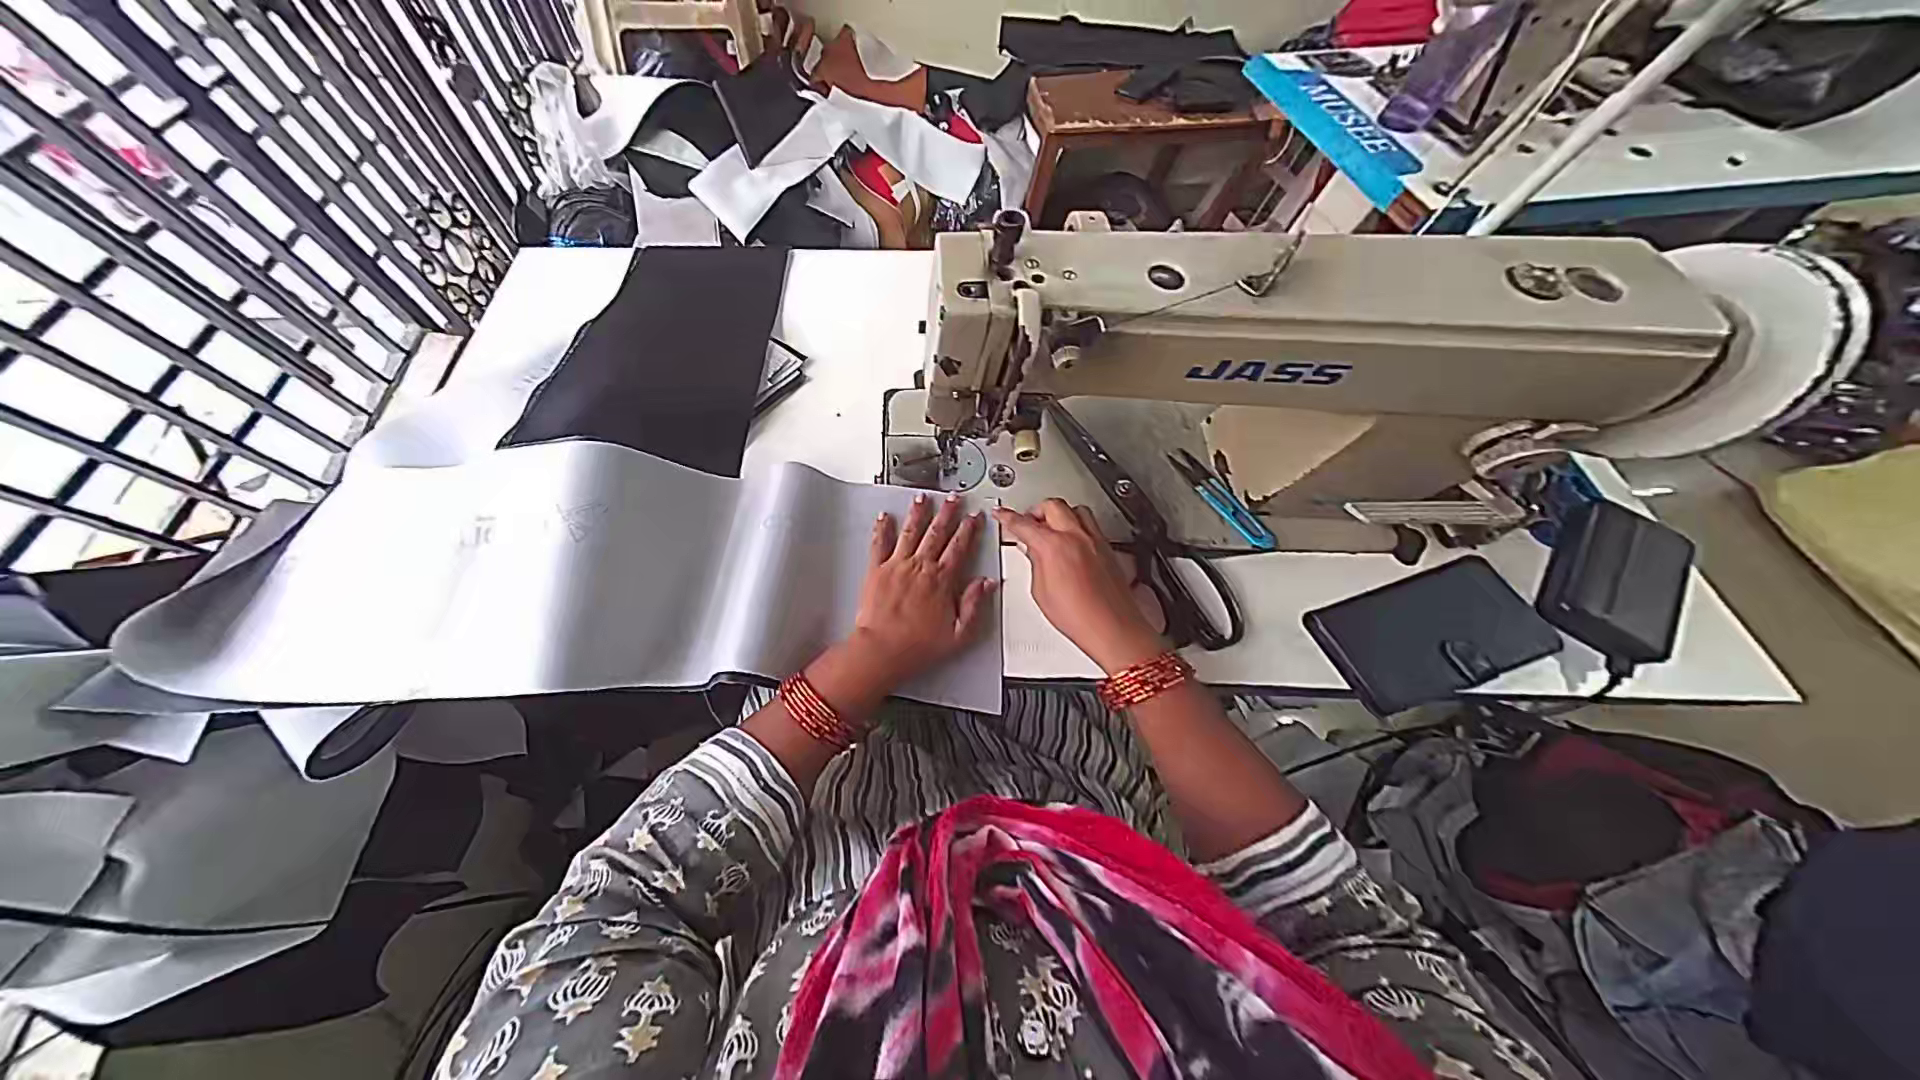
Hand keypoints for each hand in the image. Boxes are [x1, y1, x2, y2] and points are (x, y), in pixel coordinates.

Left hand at [841, 493, 995, 692]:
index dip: (968, 529)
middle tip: (953, 499)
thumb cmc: (917, 646)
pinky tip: (885, 517)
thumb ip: (974, 605)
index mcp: (942, 580)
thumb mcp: (959, 633)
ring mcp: (897, 566)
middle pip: (937, 533)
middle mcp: (920, 568)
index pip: (959, 547)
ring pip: (911, 532)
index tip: (973, 517)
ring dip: (919, 513)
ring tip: (923, 498)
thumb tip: (986, 584)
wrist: (882, 650)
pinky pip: (880, 544)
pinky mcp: (876, 571)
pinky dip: (882, 529)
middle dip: (947, 513)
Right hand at [994, 500, 1166, 673]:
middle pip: (1052, 506)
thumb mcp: (1041, 591)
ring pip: (1075, 510)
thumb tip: (1035, 553)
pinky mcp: (1108, 549)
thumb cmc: (1081, 616)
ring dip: (1060, 514)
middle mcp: (1077, 537)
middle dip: (1036, 511)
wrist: (1112, 628)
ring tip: (1051, 527)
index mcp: (1054, 545)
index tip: (1003, 515)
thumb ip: (1036, 564)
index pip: (1024, 523)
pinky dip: (1078, 526)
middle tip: (1027, 521)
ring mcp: (1095, 541)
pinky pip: (1091, 525)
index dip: (1008, 517)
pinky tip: (1072, 540)